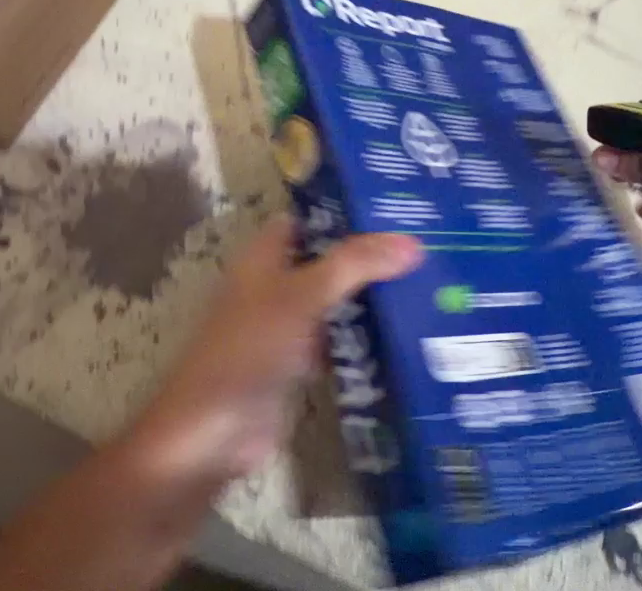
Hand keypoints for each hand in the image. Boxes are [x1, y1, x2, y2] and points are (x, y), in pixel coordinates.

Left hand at [126, 217, 421, 485]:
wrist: (213, 433)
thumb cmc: (250, 349)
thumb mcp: (303, 296)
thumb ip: (354, 265)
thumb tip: (413, 241)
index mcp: (264, 256)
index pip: (307, 219)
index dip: (343, 212)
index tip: (396, 208)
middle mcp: (274, 285)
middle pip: (326, 260)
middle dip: (368, 256)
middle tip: (427, 247)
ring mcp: (286, 327)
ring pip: (334, 301)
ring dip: (370, 297)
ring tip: (428, 283)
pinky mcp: (298, 365)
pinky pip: (337, 342)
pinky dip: (365, 338)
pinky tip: (407, 334)